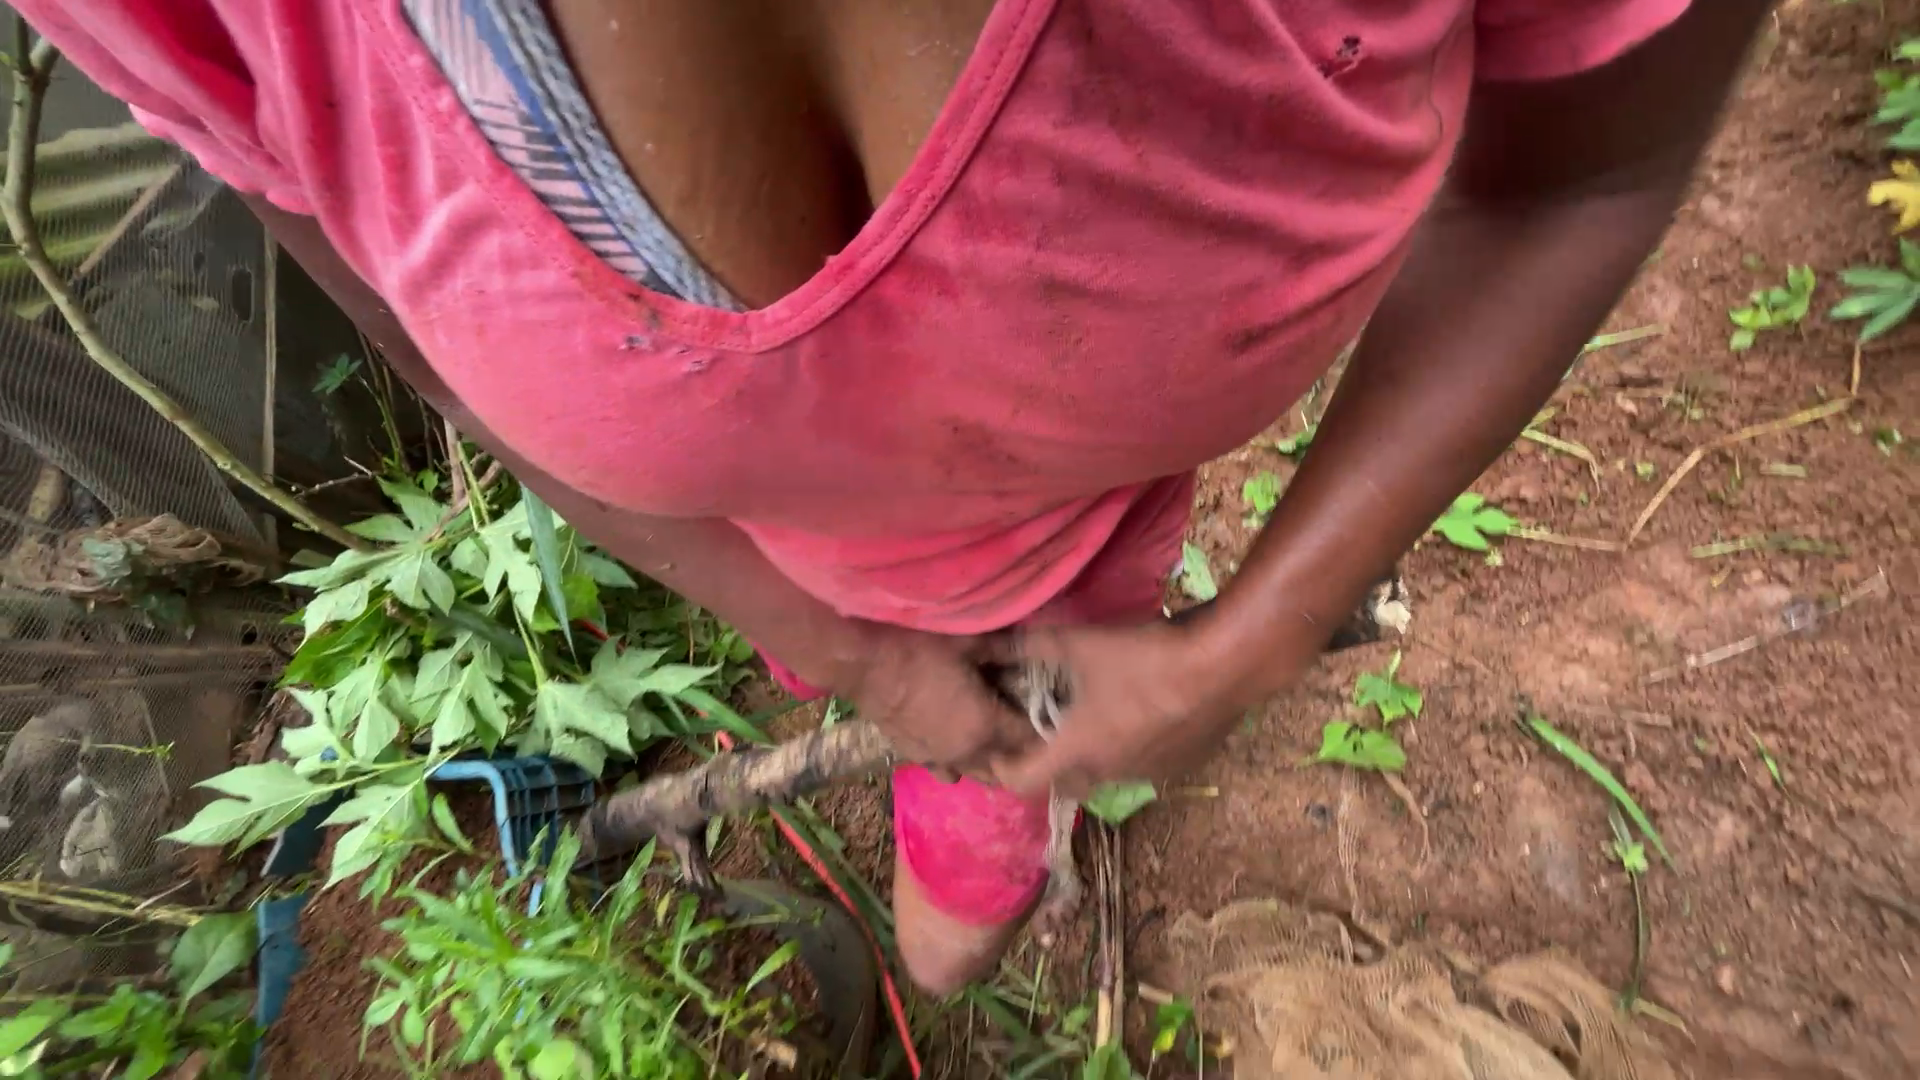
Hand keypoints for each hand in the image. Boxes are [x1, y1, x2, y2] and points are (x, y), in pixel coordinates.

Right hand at [831, 623, 1037, 774]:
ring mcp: (939, 759)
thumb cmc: (918, 647)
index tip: (1052, 716)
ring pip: (978, 775)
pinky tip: (958, 741)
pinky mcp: (915, 757)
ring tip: (997, 737)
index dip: (1043, 730)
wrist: (862, 662)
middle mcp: (967, 753)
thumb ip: (1005, 648)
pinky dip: (960, 762)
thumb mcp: (969, 641)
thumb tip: (1032, 646)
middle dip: (1021, 752)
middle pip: (1007, 767)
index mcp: (986, 726)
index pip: (1030, 742)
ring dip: (992, 761)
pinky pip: (947, 771)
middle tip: (1027, 725)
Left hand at [991, 620, 1315, 799]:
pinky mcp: (1182, 765)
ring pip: (1107, 775)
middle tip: (1043, 732)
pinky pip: (1143, 766)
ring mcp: (1149, 774)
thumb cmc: (1142, 657)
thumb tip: (990, 642)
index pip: (1023, 781)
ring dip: (1092, 757)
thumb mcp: (1079, 644)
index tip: (997, 750)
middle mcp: (1110, 772)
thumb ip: (1029, 645)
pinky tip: (1138, 715)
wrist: (1223, 665)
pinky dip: (1129, 749)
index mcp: (1079, 749)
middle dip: (1049, 765)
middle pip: (1065, 784)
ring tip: (1092, 719)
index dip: (1002, 769)